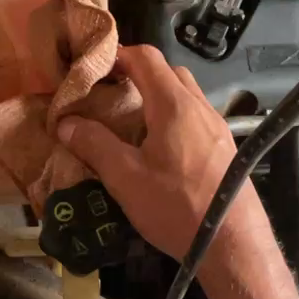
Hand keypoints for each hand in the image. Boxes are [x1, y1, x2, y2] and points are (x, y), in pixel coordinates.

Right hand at [56, 45, 266, 260]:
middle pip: (169, 72)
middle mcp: (200, 107)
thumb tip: (65, 123)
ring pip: (185, 96)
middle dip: (138, 75)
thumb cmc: (176, 207)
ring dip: (157, 99)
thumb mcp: (126, 179)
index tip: (93, 69)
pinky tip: (159, 149)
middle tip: (110, 96)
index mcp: (174, 105)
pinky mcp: (225, 148)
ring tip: (131, 124)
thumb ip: (95, 145)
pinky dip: (173, 119)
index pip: (146, 58)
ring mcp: (217, 127)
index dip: (118, 55)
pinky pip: (195, 118)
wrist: (232, 243)